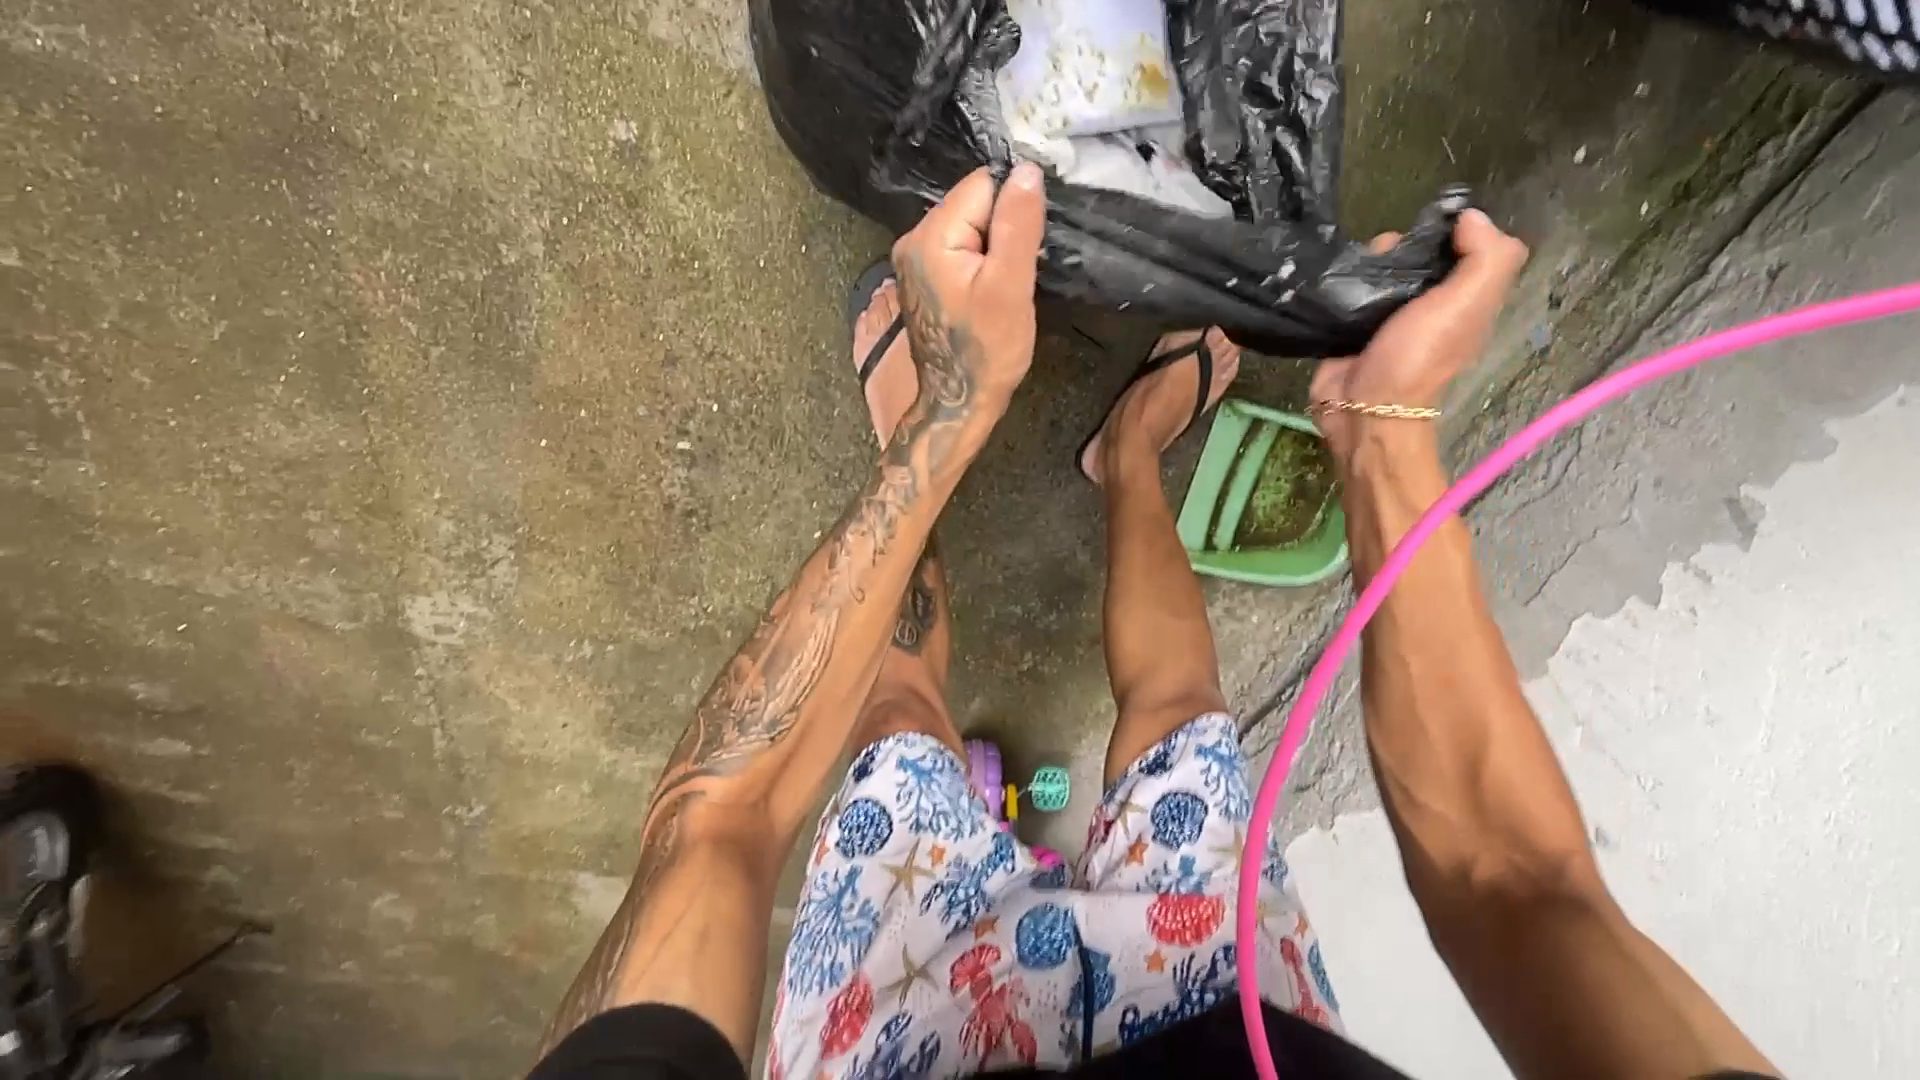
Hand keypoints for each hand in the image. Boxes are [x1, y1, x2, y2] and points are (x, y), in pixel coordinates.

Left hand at [892, 163, 1046, 422]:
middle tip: (1010, 279)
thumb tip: (1027, 169)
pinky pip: (961, 252)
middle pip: (975, 206)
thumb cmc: (985, 351)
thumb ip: (1018, 224)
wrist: (957, 403)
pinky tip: (987, 298)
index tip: (1021, 252)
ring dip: (994, 253)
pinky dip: (981, 268)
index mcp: (929, 236)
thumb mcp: (1009, 286)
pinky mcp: (924, 280)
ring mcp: (914, 262)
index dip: (1012, 212)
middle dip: (1002, 233)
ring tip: (1000, 291)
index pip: (982, 186)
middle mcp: (912, 241)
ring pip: (971, 230)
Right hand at [1311, 209, 1527, 459]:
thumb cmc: (1417, 356)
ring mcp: (1388, 319)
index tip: (1432, 224)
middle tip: (1386, 251)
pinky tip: (1337, 281)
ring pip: (1381, 273)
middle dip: (1403, 244)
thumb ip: (1485, 256)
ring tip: (1358, 267)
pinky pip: (1349, 294)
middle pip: (1420, 258)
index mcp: (1466, 299)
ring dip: (1368, 262)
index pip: (1468, 250)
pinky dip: (1344, 283)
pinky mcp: (1352, 329)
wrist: (1361, 407)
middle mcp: (1430, 306)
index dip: (1455, 230)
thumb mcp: (1466, 303)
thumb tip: (1470, 216)